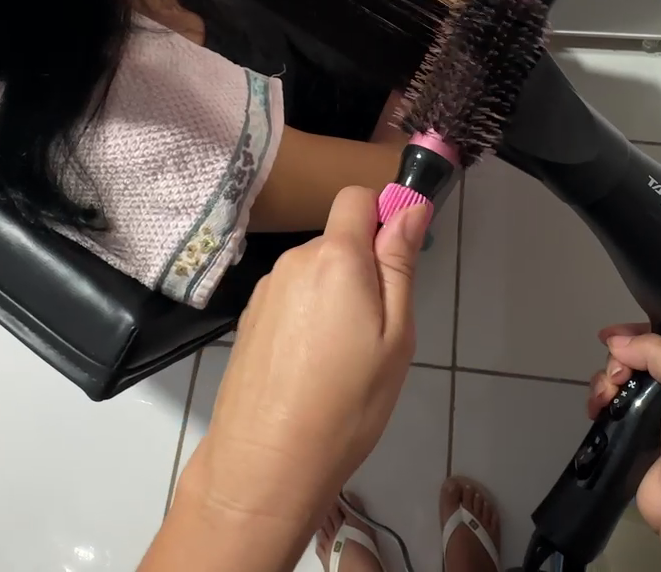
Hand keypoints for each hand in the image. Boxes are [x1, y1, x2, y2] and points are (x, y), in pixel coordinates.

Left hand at [153, 190, 429, 571]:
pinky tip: (309, 367)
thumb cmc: (348, 402)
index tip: (395, 260)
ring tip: (341, 358)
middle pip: (337, 240)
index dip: (381, 215)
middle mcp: (294, 260)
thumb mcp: (395, 336)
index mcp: (334, 257)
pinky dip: (307, 316)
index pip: (356, 197)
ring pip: (315, 272)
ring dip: (334, 295)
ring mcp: (266, 290)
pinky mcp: (250, 317)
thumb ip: (399, 264)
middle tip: (375, 330)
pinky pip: (292, 297)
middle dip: (361, 267)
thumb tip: (410, 207)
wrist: (265, 463)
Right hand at [585, 325, 660, 571]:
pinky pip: (609, 406)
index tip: (609, 338)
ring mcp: (651, 414)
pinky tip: (596, 411)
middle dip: (616, 361)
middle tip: (616, 379)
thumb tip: (617, 343)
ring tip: (603, 400)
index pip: (659, 340)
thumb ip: (659, 353)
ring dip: (603, 383)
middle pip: (633, 358)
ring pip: (618, 380)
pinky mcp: (631, 435)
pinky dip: (598, 403)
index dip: (633, 334)